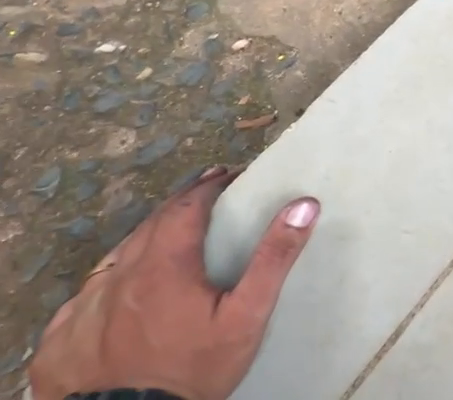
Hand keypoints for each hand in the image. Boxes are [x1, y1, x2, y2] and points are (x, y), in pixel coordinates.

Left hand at [29, 166, 319, 399]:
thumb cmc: (194, 368)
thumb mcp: (247, 315)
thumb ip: (274, 258)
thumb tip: (304, 204)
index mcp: (162, 269)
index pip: (183, 210)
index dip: (206, 187)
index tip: (228, 174)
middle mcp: (116, 282)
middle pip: (146, 229)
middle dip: (178, 207)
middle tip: (204, 194)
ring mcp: (80, 314)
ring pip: (112, 262)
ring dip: (143, 241)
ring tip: (166, 240)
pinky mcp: (56, 344)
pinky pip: (83, 300)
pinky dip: (108, 283)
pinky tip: (120, 294)